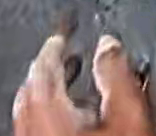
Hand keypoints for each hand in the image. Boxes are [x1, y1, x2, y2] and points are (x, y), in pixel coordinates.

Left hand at [13, 34, 152, 135]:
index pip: (42, 70)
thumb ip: (116, 72)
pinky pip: (35, 134)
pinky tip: (73, 117)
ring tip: (73, 78)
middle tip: (66, 50)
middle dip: (46, 69)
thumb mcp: (127, 112)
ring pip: (29, 117)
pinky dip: (50, 115)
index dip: (54, 45)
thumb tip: (106, 43)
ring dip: (48, 92)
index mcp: (48, 116)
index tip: (64, 30)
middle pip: (28, 95)